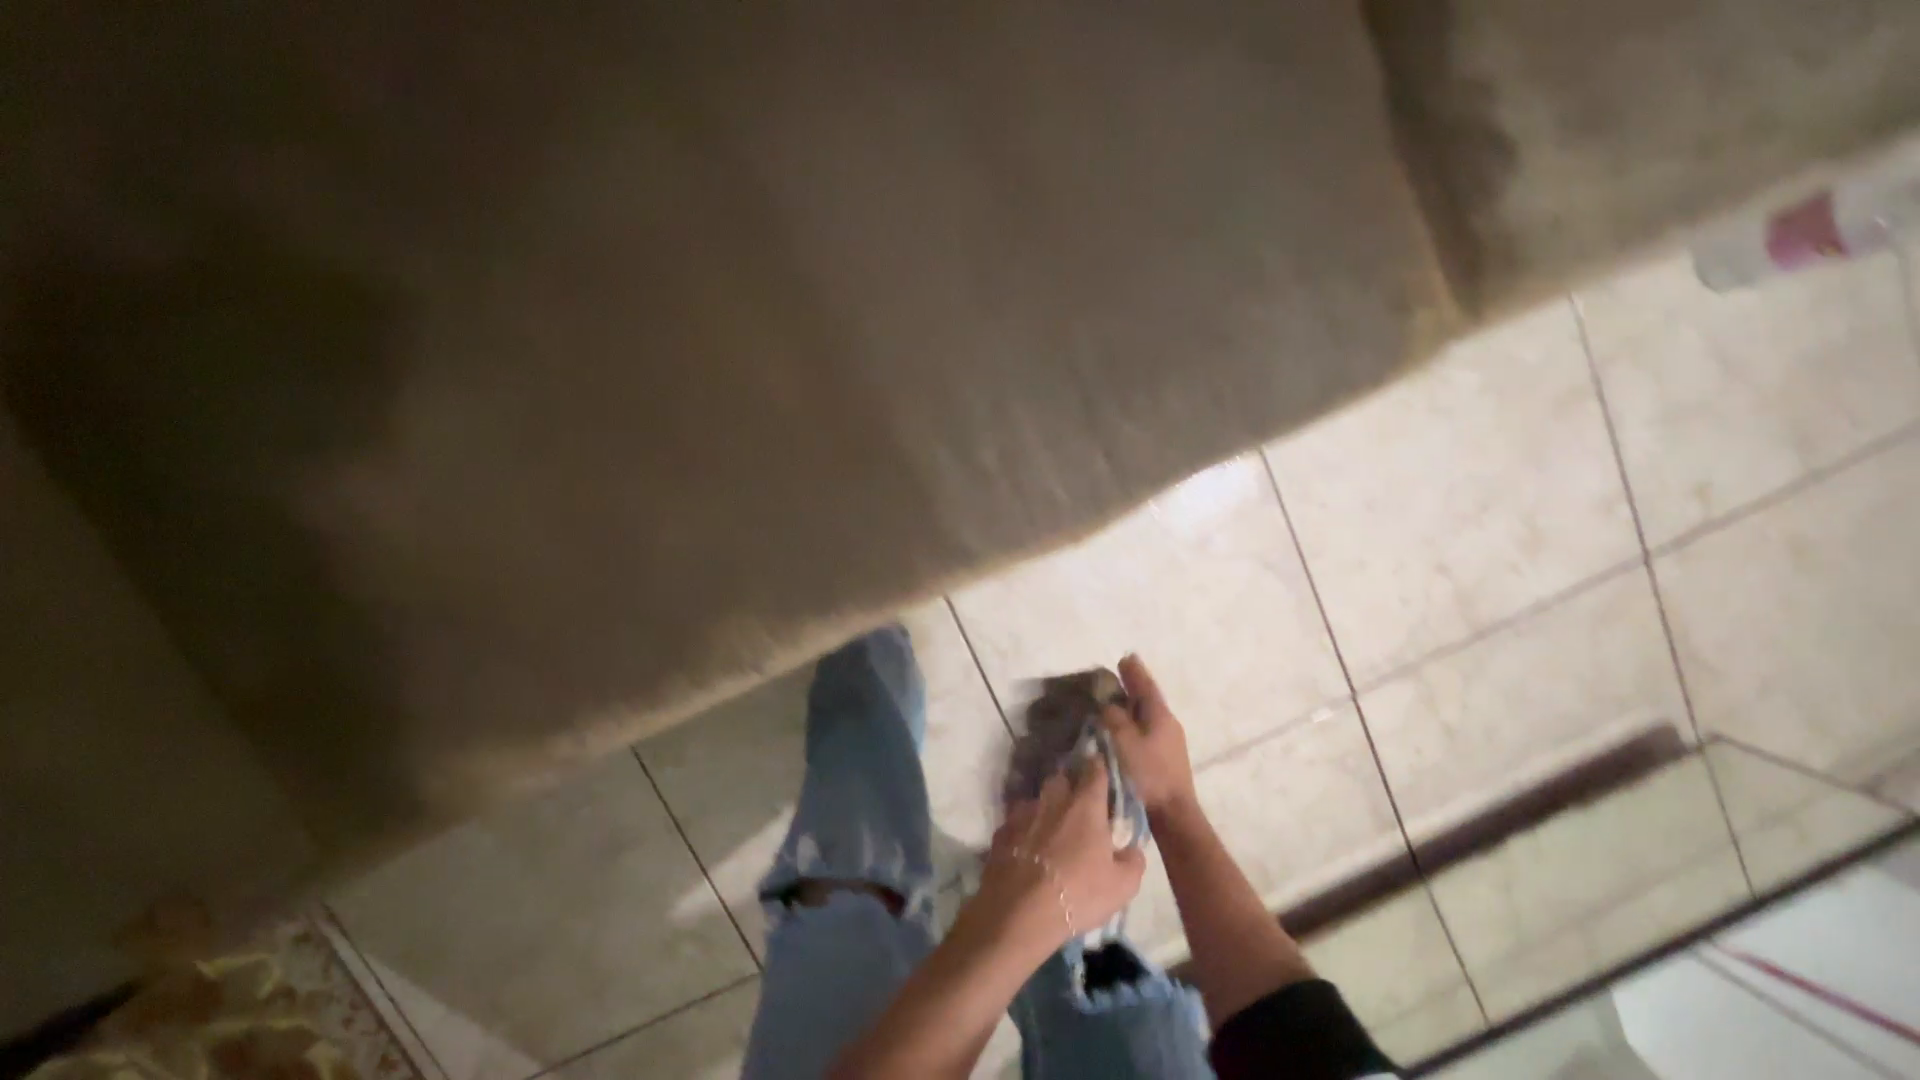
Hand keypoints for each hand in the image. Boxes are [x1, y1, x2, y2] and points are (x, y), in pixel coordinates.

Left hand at [977, 765, 1145, 954]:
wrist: (1020, 913)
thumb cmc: (1078, 894)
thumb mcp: (1122, 886)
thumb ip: (1132, 861)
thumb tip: (1131, 849)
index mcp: (1085, 806)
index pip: (1094, 771)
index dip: (1098, 766)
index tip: (1100, 765)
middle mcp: (1052, 800)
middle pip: (1060, 778)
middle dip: (1069, 784)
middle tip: (1077, 804)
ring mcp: (1022, 814)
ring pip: (1036, 800)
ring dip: (1045, 809)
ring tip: (1050, 830)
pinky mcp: (1000, 832)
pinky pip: (1016, 822)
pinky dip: (1023, 830)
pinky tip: (1027, 849)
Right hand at [1103, 654, 1199, 820]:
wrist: (1173, 813)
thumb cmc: (1148, 774)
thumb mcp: (1124, 742)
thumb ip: (1115, 719)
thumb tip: (1109, 705)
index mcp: (1160, 716)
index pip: (1146, 686)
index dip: (1134, 672)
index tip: (1126, 657)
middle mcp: (1168, 725)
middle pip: (1149, 699)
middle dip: (1134, 686)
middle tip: (1120, 672)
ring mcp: (1169, 743)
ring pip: (1148, 716)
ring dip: (1133, 705)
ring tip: (1117, 698)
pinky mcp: (1164, 759)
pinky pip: (1146, 730)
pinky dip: (1134, 722)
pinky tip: (1124, 728)